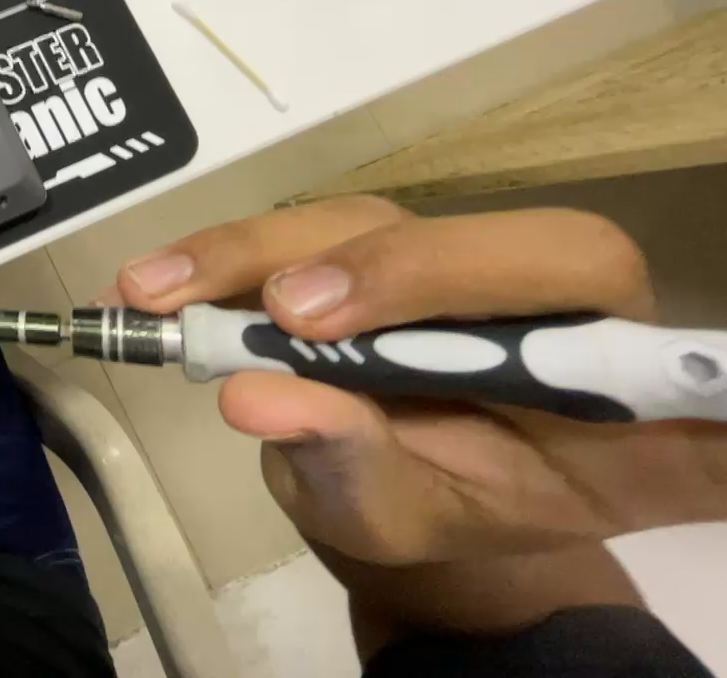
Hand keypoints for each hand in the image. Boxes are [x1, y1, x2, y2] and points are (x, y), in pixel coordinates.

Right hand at [114, 197, 726, 566]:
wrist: (385, 493)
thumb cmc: (421, 525)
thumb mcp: (391, 520)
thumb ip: (350, 467)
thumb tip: (250, 399)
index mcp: (604, 378)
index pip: (577, 274)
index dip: (454, 275)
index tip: (321, 322)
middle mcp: (526, 297)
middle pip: (454, 232)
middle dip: (345, 263)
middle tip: (255, 311)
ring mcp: (429, 263)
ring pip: (343, 220)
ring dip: (237, 253)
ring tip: (146, 294)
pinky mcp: (345, 251)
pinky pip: (277, 236)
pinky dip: (201, 262)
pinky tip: (140, 290)